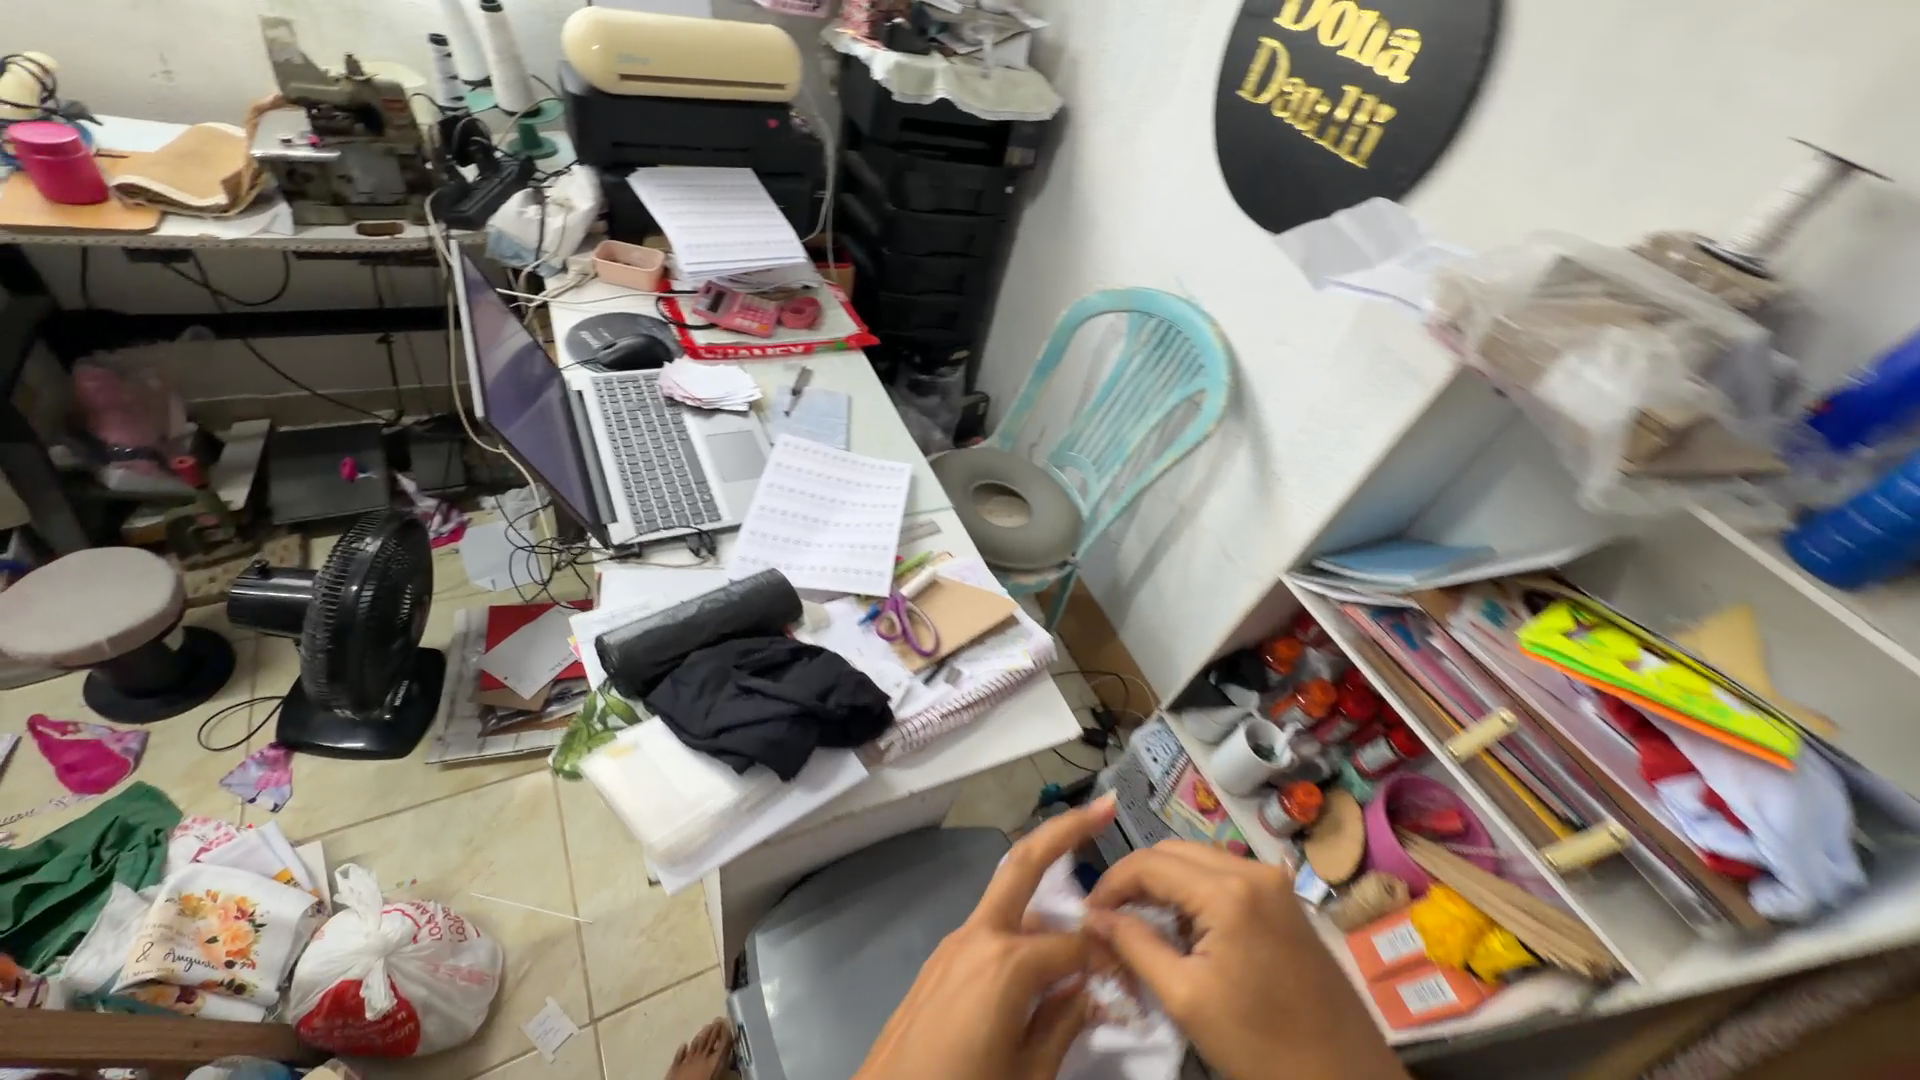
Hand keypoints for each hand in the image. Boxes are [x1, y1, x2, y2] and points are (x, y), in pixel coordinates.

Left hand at [854, 796, 1118, 1079]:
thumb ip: (1064, 1023)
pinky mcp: (941, 961)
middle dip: (1066, 830)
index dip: (1111, 955)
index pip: (1077, 944)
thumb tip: (1093, 991)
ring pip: (1009, 898)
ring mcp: (954, 944)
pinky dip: (1022, 928)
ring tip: (1084, 896)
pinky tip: (1041, 953)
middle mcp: (980, 936)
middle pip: (1025, 863)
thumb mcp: (1029, 1072)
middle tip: (1104, 806)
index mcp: (1008, 964)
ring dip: (1046, 890)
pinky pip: (991, 930)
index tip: (1136, 970)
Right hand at [1084, 841, 1406, 1079]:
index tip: (1088, 915)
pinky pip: (1225, 877)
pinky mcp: (1285, 899)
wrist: (1346, 1078)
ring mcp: (1274, 882)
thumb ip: (1134, 946)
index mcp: (1228, 891)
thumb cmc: (1260, 1044)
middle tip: (1110, 919)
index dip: (1111, 884)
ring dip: (1165, 884)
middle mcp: (1252, 869)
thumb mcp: (1185, 998)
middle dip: (1136, 880)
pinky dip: (1195, 892)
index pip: (1149, 864)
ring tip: (1142, 925)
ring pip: (1198, 861)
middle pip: (1173, 853)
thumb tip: (1093, 917)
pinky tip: (1185, 929)